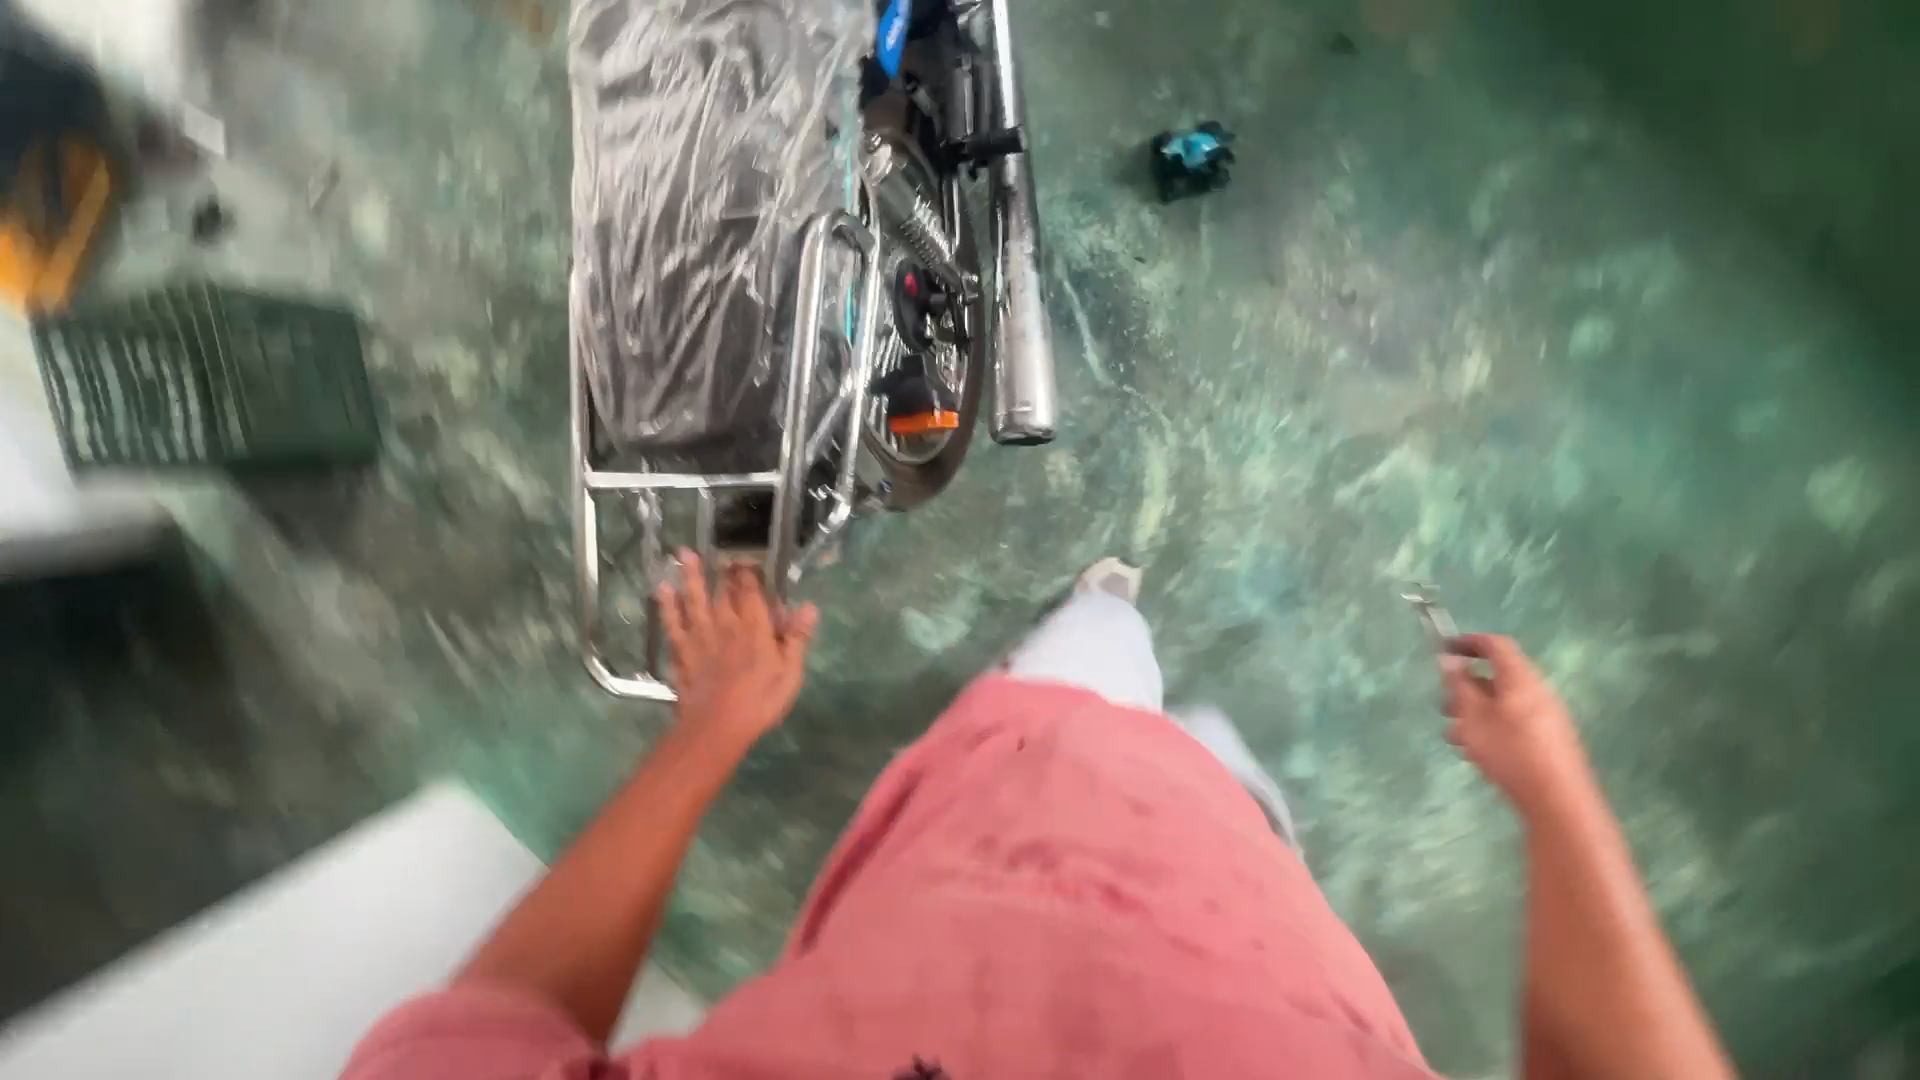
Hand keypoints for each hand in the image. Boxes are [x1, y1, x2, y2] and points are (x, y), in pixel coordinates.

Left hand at [655, 551, 818, 750]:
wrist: (716, 726)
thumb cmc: (759, 701)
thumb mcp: (790, 672)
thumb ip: (797, 637)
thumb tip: (809, 606)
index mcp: (755, 628)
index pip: (752, 592)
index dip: (749, 573)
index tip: (747, 558)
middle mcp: (726, 624)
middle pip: (723, 591)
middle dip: (723, 570)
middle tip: (720, 550)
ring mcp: (700, 636)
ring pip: (695, 599)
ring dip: (691, 576)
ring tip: (685, 554)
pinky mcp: (682, 651)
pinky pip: (673, 622)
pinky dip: (667, 605)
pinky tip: (662, 590)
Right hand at [1443, 634, 1595, 818]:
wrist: (1557, 799)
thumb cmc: (1509, 750)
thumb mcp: (1473, 715)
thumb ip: (1459, 685)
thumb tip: (1450, 660)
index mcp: (1520, 679)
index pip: (1496, 645)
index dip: (1468, 642)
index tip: (1443, 649)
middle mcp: (1536, 692)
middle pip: (1496, 676)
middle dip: (1465, 687)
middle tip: (1444, 705)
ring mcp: (1545, 717)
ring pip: (1501, 702)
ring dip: (1473, 711)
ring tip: (1454, 736)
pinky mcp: (1547, 739)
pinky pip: (1511, 721)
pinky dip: (1489, 726)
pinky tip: (1476, 751)